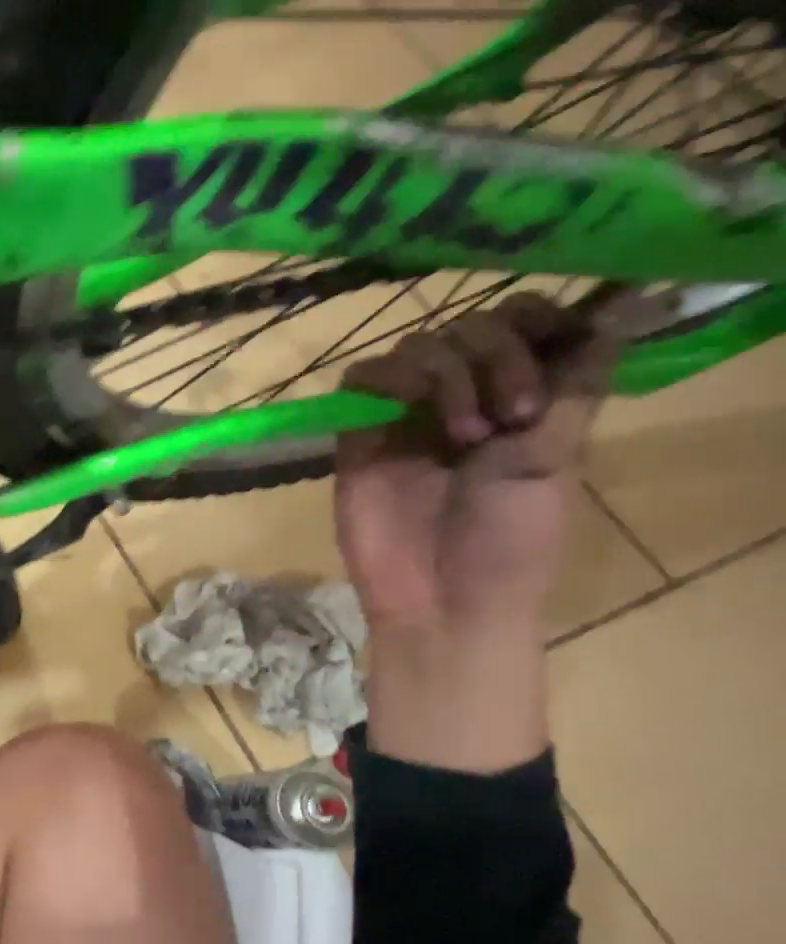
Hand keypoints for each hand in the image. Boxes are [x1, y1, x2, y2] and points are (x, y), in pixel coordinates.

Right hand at [334, 292, 621, 633]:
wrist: (440, 597)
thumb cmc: (510, 541)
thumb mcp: (557, 460)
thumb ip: (574, 388)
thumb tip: (613, 319)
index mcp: (520, 399)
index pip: (526, 324)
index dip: (538, 319)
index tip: (555, 345)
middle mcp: (463, 396)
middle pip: (473, 324)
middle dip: (499, 354)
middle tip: (514, 414)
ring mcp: (406, 412)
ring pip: (419, 343)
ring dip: (453, 372)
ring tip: (466, 434)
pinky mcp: (358, 430)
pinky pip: (363, 376)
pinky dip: (389, 377)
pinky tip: (412, 408)